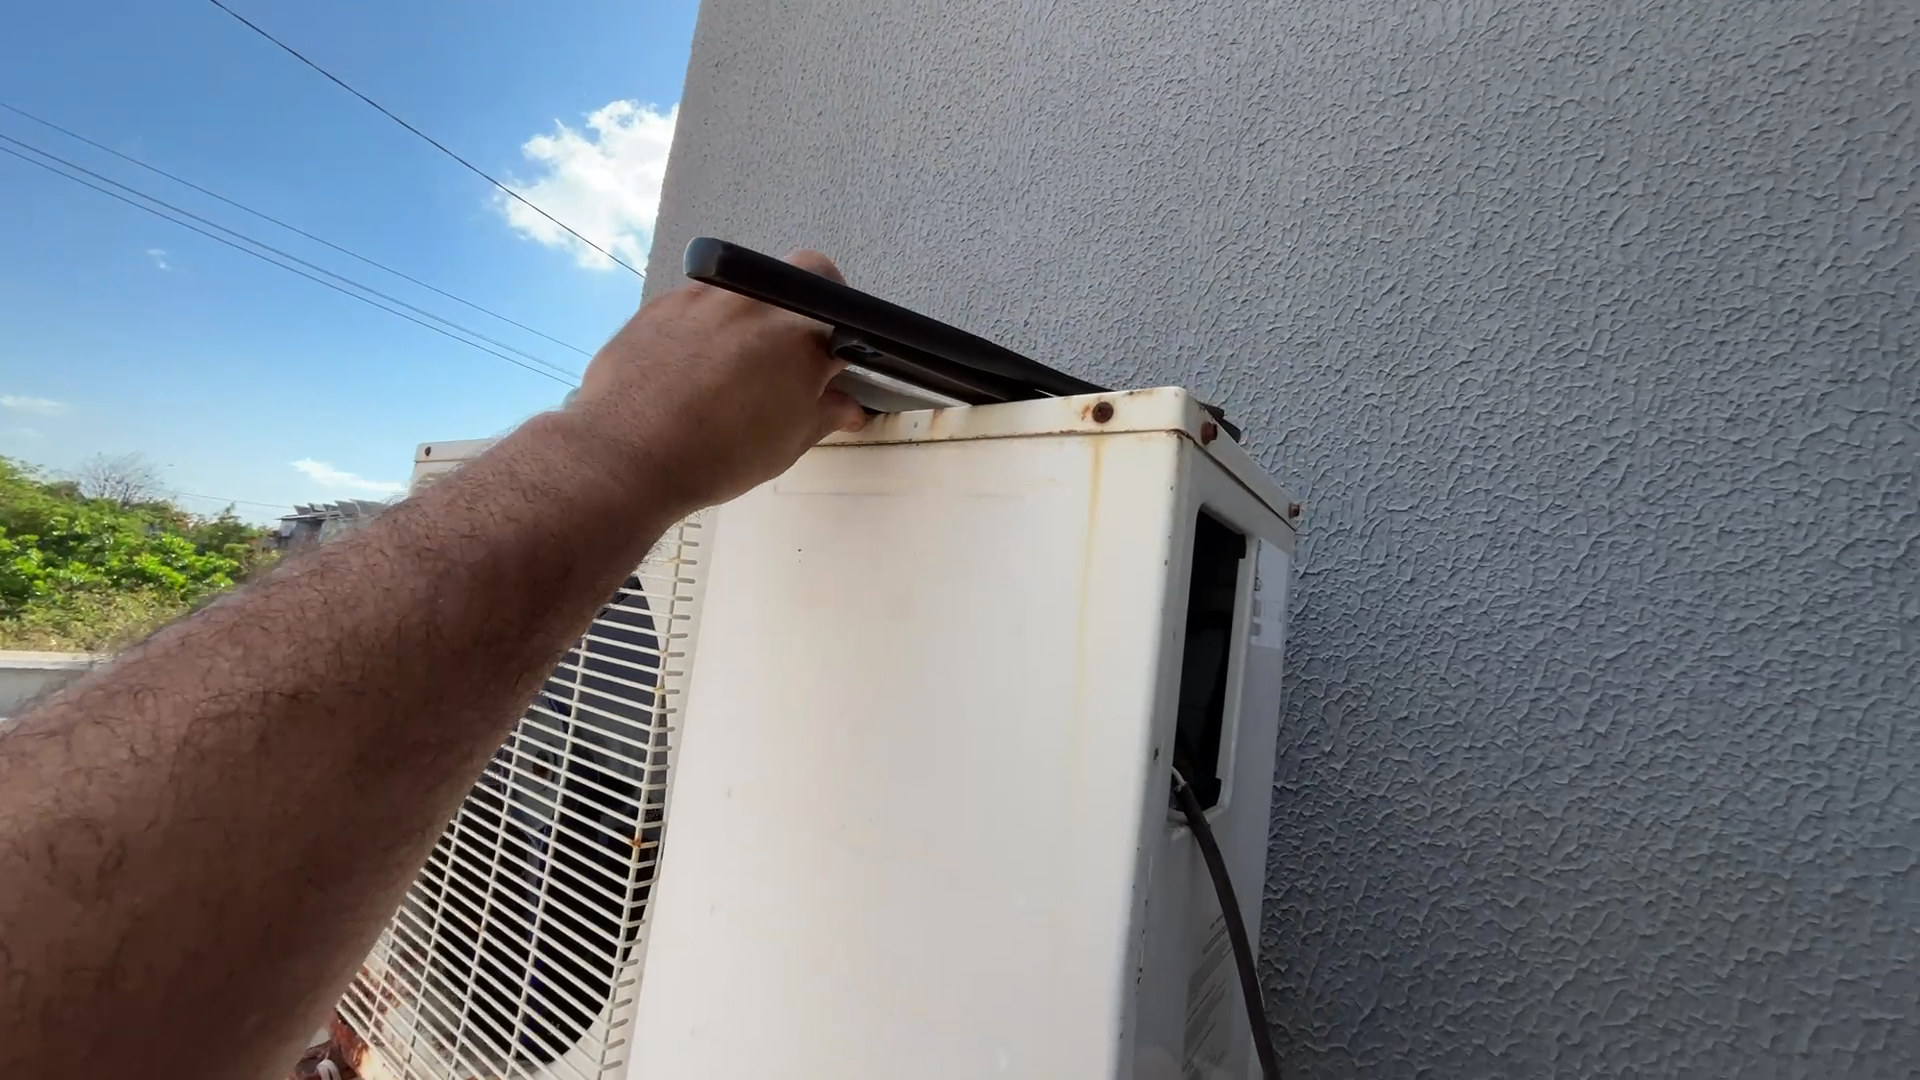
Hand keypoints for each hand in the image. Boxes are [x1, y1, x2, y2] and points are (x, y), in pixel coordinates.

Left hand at [567, 249, 867, 515]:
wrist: (629, 453)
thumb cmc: (720, 455)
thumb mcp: (788, 444)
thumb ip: (826, 414)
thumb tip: (850, 407)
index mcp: (801, 336)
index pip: (846, 319)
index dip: (843, 344)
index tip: (829, 371)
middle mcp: (757, 302)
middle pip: (806, 274)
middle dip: (812, 303)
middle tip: (794, 351)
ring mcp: (706, 295)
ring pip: (750, 287)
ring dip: (756, 315)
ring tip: (734, 367)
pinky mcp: (664, 302)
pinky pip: (702, 302)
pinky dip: (710, 326)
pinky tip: (694, 368)